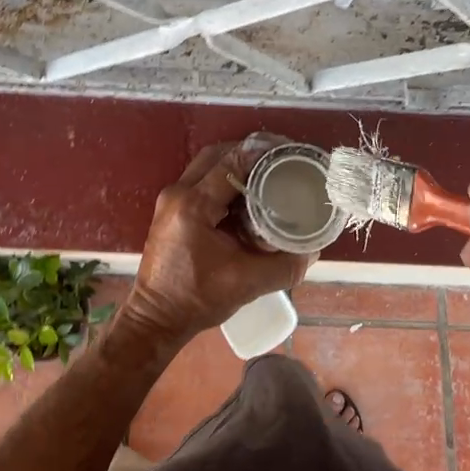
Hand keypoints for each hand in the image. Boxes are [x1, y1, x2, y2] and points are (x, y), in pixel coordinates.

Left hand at [118, 137, 313, 350]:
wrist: (156, 318)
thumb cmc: (197, 299)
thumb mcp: (247, 284)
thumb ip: (285, 266)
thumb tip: (313, 249)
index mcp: (193, 205)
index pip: (231, 163)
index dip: (261, 153)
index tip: (289, 152)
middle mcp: (178, 193)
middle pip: (218, 155)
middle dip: (250, 153)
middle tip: (280, 159)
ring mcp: (171, 199)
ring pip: (208, 165)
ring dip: (237, 165)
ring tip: (269, 172)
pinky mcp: (172, 210)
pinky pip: (202, 181)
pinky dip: (225, 180)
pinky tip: (249, 193)